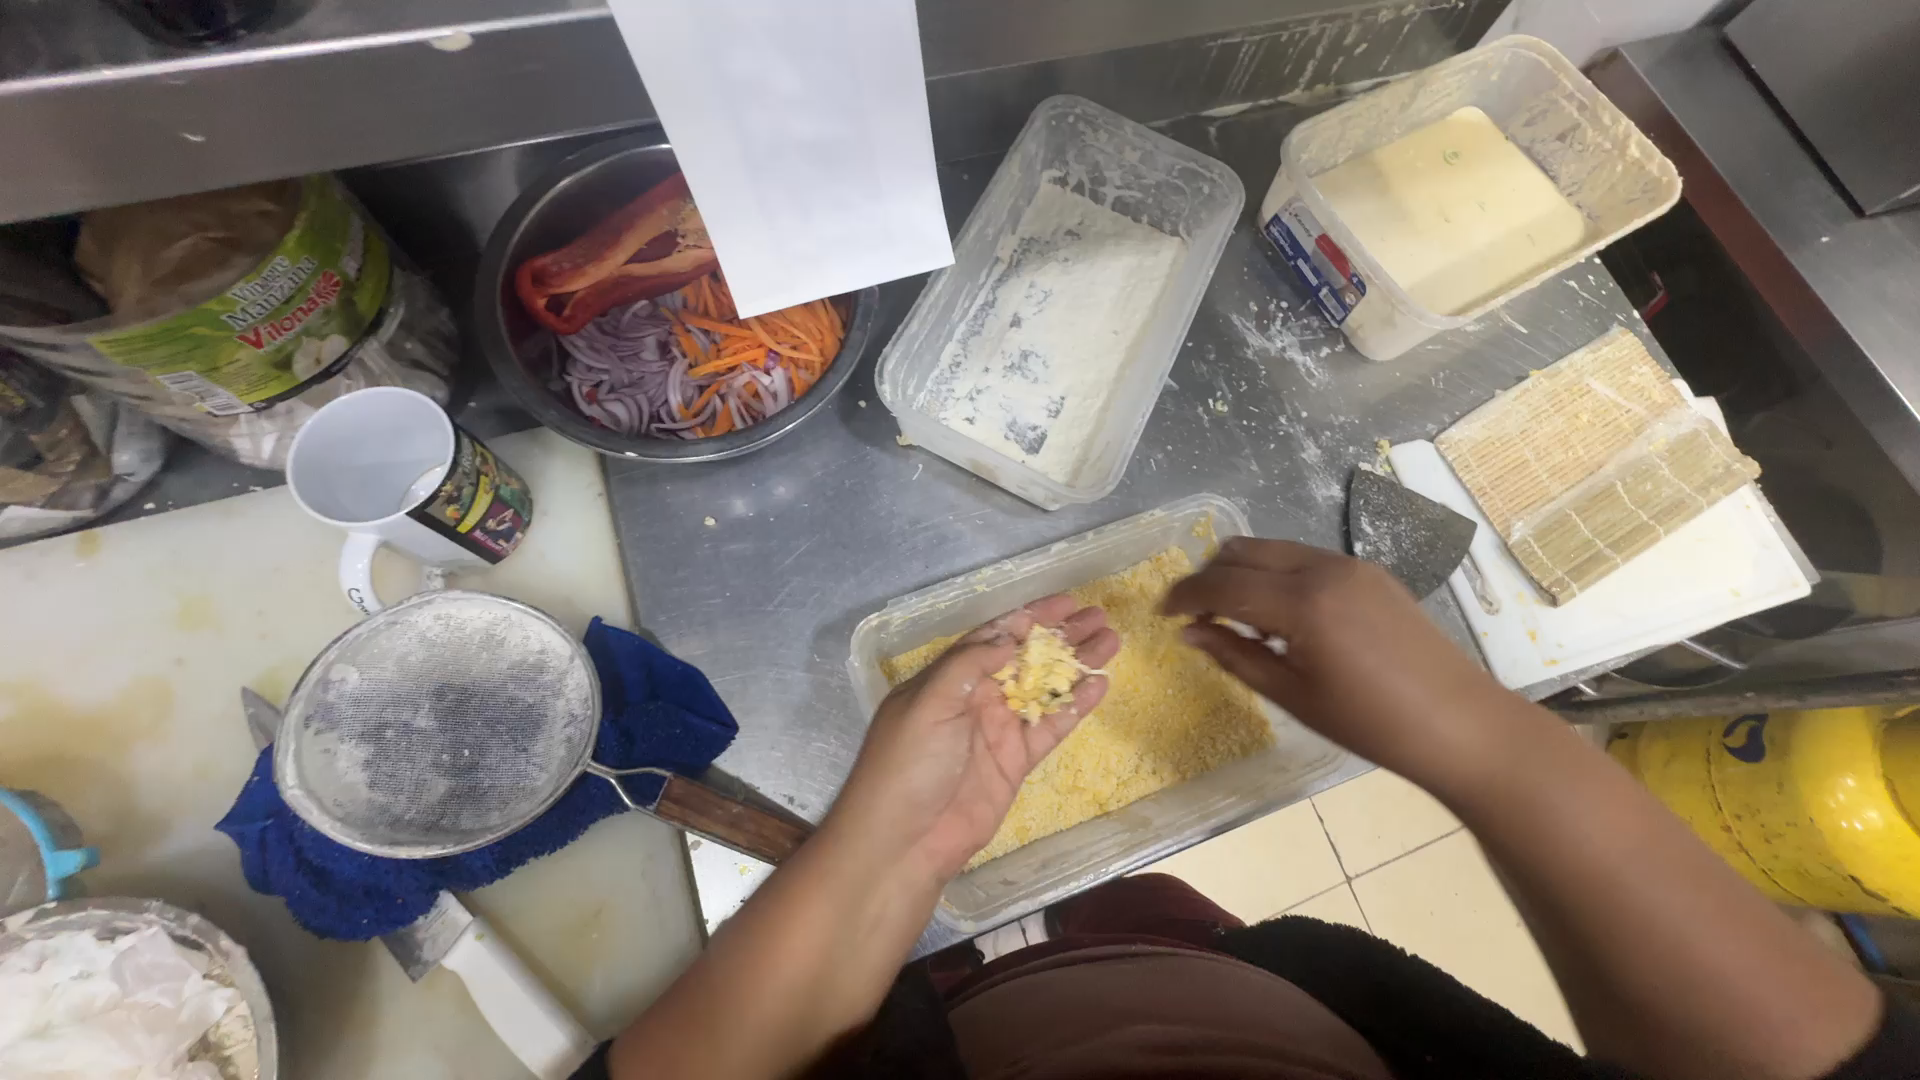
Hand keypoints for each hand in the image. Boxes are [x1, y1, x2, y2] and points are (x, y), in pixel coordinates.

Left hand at [828, 596, 1119, 881]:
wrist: (904, 840)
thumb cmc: (908, 764)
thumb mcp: (930, 702)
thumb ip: (970, 665)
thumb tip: (1009, 634)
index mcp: (950, 677)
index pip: (994, 636)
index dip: (1029, 617)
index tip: (1064, 602)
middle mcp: (976, 696)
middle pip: (1026, 657)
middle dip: (1060, 635)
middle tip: (1097, 615)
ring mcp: (999, 729)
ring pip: (1046, 688)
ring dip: (1076, 664)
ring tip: (1111, 639)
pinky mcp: (1016, 761)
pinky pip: (1052, 726)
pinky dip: (1076, 706)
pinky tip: (1100, 684)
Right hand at [1161, 538, 1515, 789]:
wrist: (1462, 725)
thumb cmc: (1370, 723)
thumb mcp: (1291, 694)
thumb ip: (1233, 654)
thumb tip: (1189, 631)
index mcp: (1303, 603)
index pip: (1222, 584)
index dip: (1184, 596)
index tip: (1162, 613)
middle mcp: (1323, 568)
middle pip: (1241, 551)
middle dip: (1208, 577)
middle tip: (1195, 615)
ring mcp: (1349, 564)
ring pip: (1271, 548)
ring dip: (1240, 572)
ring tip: (1235, 615)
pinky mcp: (1368, 571)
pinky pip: (1301, 558)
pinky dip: (1274, 574)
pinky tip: (1279, 614)